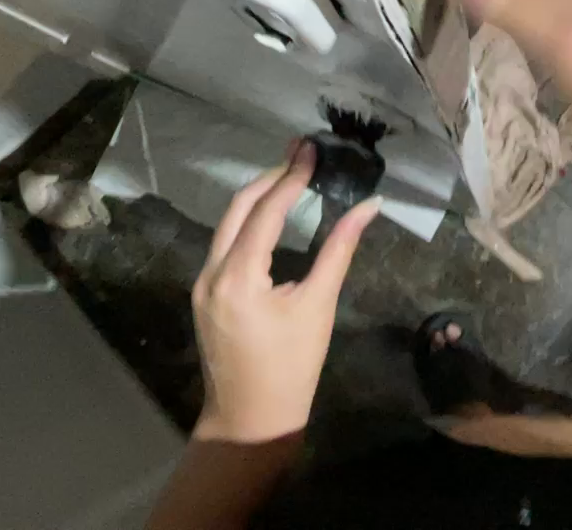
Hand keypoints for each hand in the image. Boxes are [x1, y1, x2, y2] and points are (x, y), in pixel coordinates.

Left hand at [191, 142, 381, 443]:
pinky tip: (274, 210)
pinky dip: (250, 218)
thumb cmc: (292, 366)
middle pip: (239, 207)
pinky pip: (226, 240)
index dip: (292, 177)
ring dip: (259, 194)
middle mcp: (212, 272)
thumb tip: (369, 205)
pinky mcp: (205, 291)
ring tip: (292, 172)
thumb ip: (341, 248)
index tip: (311, 150)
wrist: (250, 420)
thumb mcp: (319, 305)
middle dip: (271, 175)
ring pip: (228, 222)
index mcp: (239, 276)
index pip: (267, 211)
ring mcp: (202, 282)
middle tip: (301, 152)